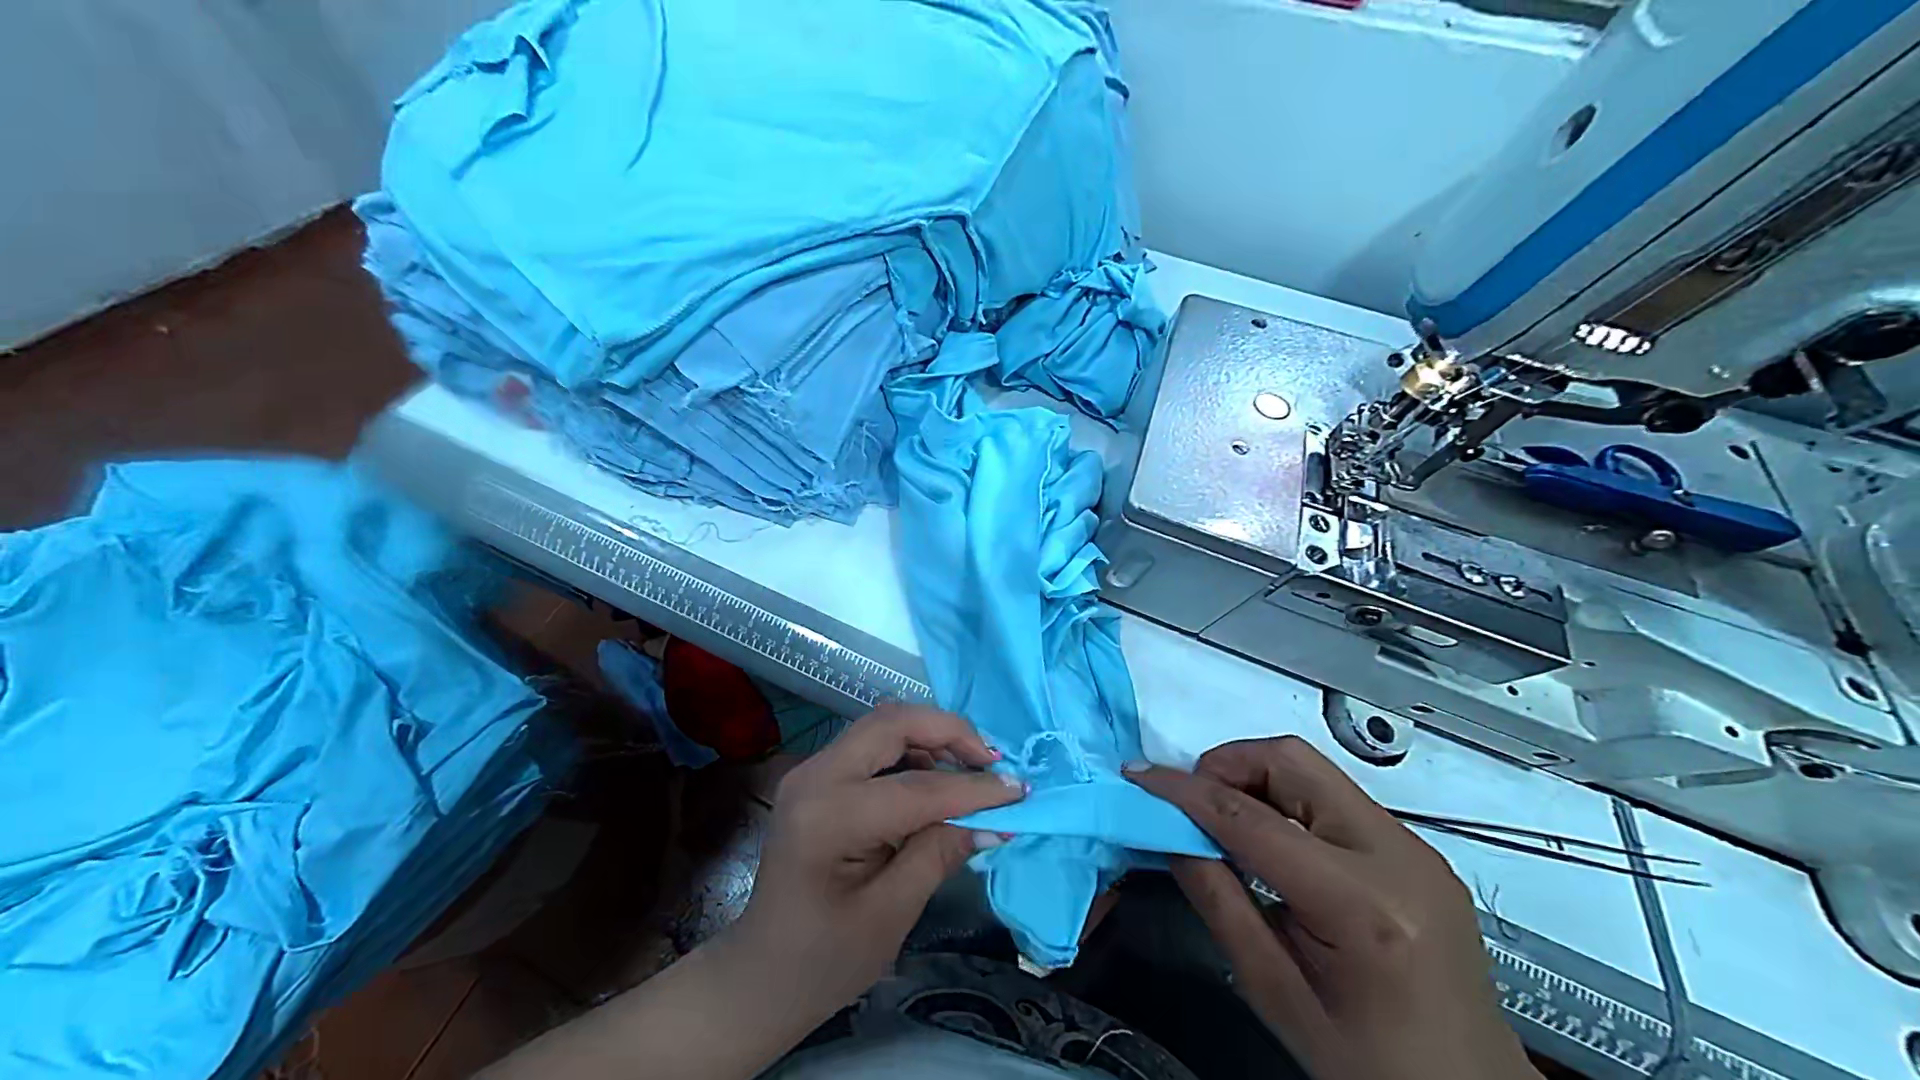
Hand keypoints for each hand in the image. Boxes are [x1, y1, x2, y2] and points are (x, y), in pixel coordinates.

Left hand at [478, 705, 1022, 1079]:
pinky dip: (911, 747)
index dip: (974, 788)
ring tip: (973, 766)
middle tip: (993, 761)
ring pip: (882, 724)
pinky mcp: (817, 775)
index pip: (916, 788)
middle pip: (892, 722)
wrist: (761, 971)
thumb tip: (993, 817)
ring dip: (931, 734)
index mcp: (828, 816)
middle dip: (949, 731)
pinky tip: (936, 774)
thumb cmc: (825, 957)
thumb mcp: (890, 915)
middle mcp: (814, 776)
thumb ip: (939, 854)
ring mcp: (811, 770)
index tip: (1021, 791)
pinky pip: (872, 743)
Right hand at [1127, 737, 1538, 1079]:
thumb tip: (1170, 833)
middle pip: (1293, 761)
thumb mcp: (1273, 990)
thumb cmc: (1363, 1061)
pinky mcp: (1417, 849)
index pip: (1252, 819)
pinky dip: (1287, 800)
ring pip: (1314, 770)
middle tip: (1190, 804)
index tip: (1139, 778)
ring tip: (1225, 821)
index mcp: (1360, 904)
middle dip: (1227, 766)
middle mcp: (1396, 855)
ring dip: (1256, 779)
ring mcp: (1415, 847)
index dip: (1185, 791)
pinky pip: (1335, 797)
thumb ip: (1216, 900)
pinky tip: (1271, 840)